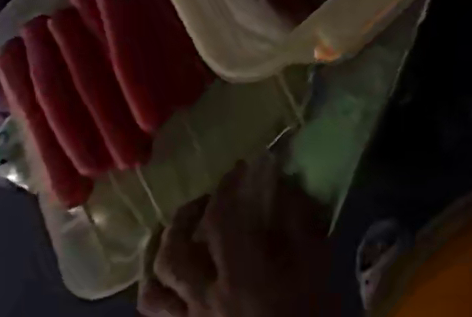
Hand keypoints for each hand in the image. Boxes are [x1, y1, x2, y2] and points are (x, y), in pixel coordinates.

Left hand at [139, 155, 332, 316]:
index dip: (229, 185)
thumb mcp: (319, 265)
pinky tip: (173, 277)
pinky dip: (159, 292)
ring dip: (158, 253)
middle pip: (173, 252)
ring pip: (152, 292)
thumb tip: (280, 182)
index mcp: (241, 278)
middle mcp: (205, 302)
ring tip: (174, 232)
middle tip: (209, 198)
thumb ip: (297, 220)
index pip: (221, 218)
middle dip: (187, 215)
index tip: (242, 168)